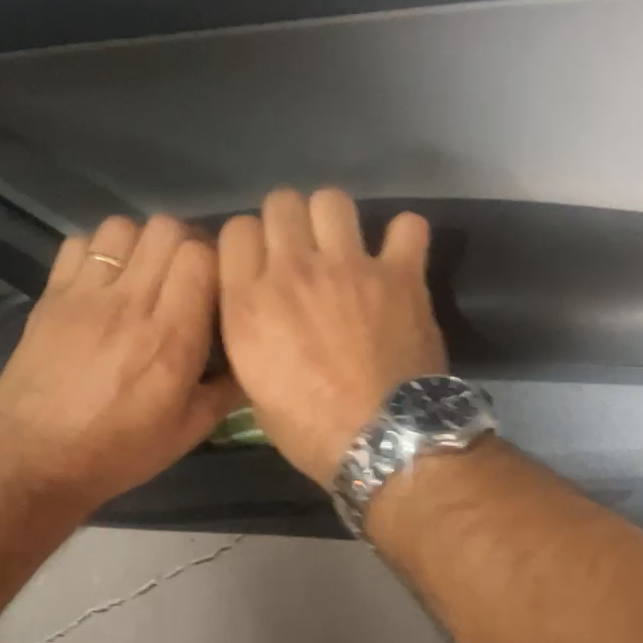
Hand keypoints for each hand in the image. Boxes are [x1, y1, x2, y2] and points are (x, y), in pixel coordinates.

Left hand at [0, 215, 243, 513]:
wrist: (33, 463)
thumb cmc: (120, 451)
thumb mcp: (191, 430)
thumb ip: (230, 387)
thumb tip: (255, 353)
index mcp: (172, 341)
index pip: (202, 257)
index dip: (218, 258)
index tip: (220, 281)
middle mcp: (131, 307)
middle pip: (167, 229)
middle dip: (188, 242)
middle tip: (189, 273)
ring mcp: (85, 298)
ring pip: (124, 227)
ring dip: (144, 242)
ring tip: (148, 271)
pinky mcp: (51, 298)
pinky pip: (79, 244)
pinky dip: (100, 251)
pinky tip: (107, 279)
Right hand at [218, 187, 446, 485]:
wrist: (384, 443)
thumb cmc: (312, 430)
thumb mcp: (255, 389)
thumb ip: (250, 334)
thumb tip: (261, 311)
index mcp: (249, 303)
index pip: (236, 229)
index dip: (249, 243)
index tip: (262, 264)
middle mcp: (295, 271)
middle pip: (281, 202)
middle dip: (289, 222)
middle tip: (304, 253)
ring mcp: (351, 267)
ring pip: (331, 200)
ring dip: (335, 220)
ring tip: (345, 248)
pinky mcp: (401, 274)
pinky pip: (407, 227)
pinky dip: (404, 237)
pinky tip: (399, 256)